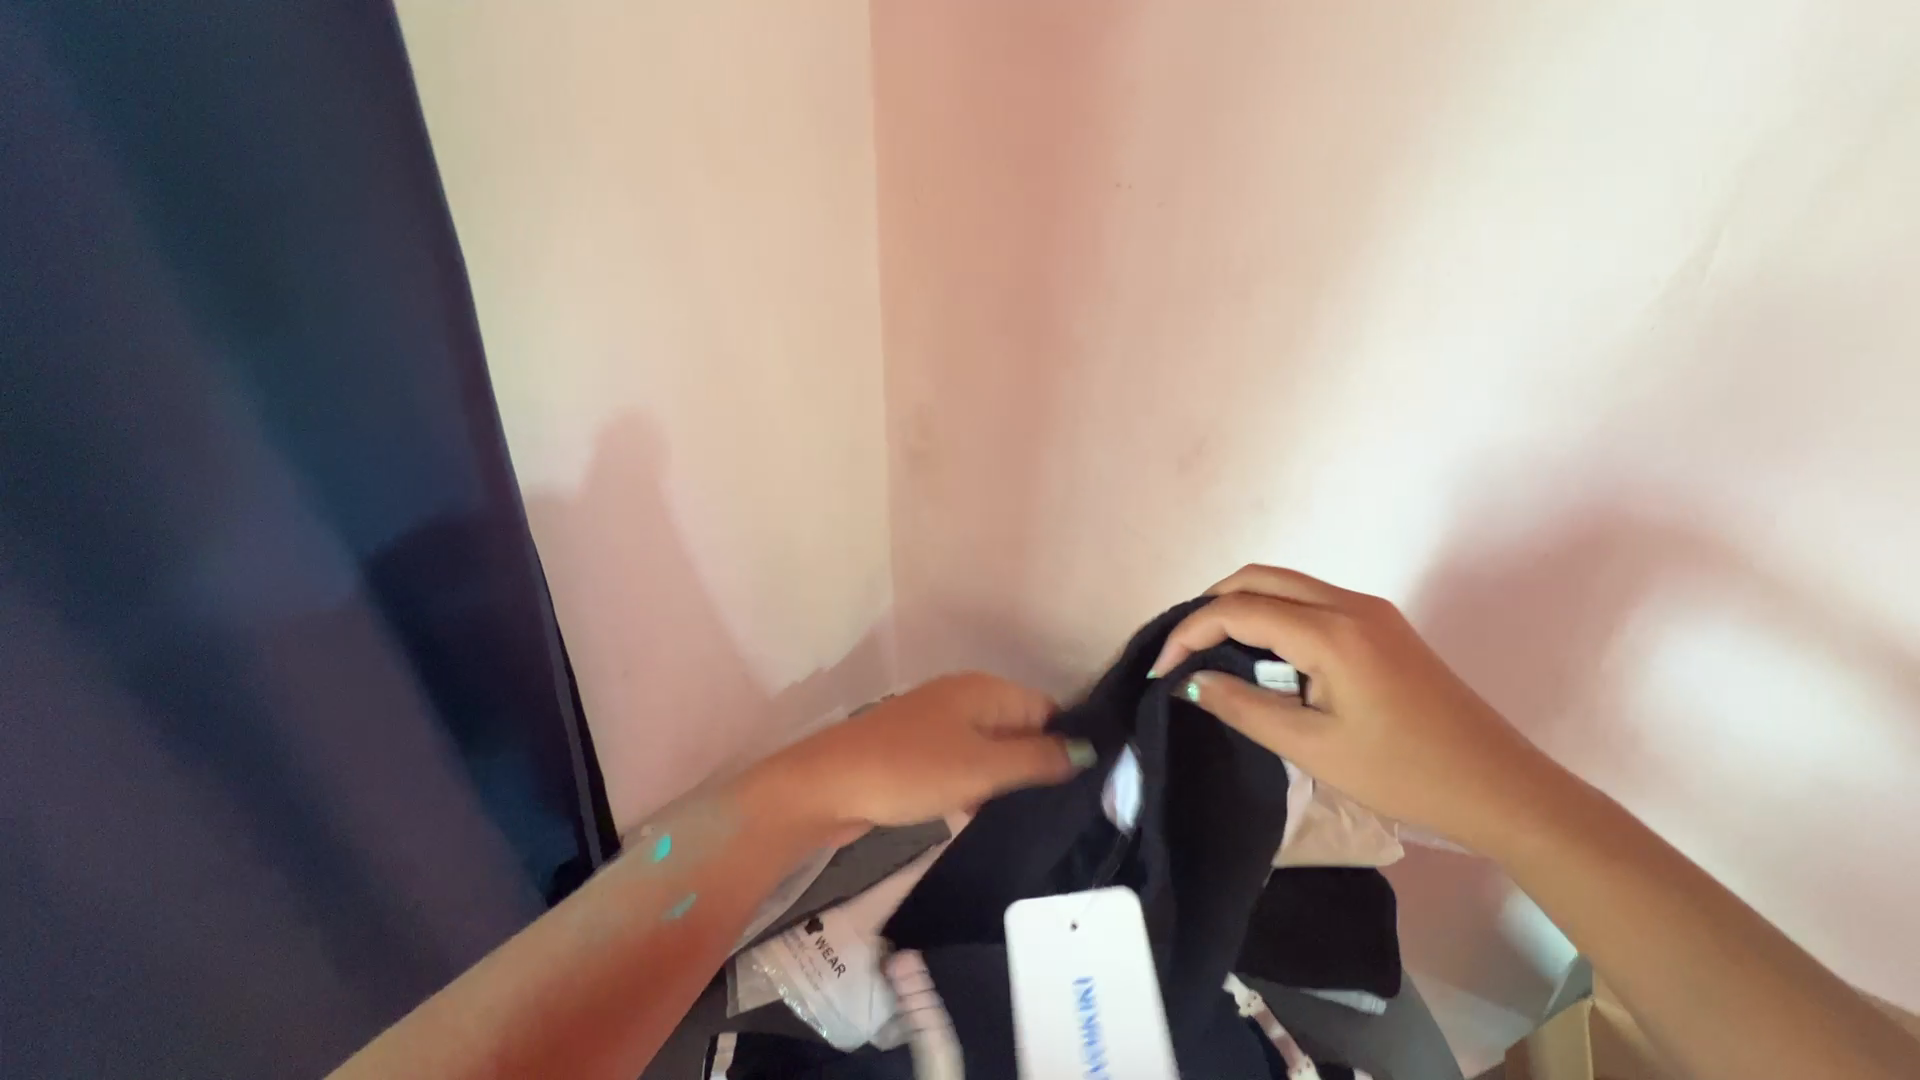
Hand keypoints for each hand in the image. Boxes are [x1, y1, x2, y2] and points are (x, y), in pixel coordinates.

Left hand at [754, 673, 1094, 839]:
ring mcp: (936, 725)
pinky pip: (961, 765)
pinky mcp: (916, 754)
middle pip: (1018, 727)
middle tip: (1068, 808)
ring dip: (1006, 779)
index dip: (1069, 740)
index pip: (1045, 708)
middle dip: (1039, 763)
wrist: (827, 787)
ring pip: (989, 749)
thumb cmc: (911, 770)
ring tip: (1033, 818)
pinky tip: (982, 817)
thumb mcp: (983, 767)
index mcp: (983, 691)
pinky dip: (975, 787)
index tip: (1094, 783)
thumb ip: (1037, 759)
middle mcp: (962, 699)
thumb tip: (1087, 750)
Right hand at [1150, 565, 1566, 849]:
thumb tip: (1191, 682)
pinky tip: (1262, 655)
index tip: (1162, 671)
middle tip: (1182, 651)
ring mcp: (1371, 611)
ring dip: (1241, 607)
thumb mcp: (1313, 748)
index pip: (1239, 610)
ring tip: (1211, 651)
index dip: (1189, 633)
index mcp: (1332, 633)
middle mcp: (1350, 604)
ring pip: (1286, 584)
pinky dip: (1272, 615)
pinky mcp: (1383, 626)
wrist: (1500, 787)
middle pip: (1259, 577)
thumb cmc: (1404, 773)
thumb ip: (1243, 707)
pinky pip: (1311, 601)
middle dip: (1210, 606)